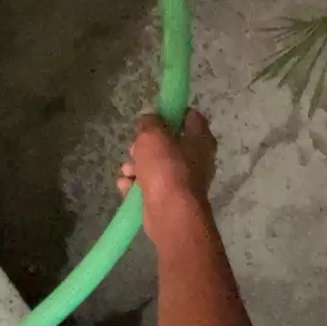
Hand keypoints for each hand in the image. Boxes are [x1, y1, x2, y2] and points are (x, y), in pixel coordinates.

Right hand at [119, 114, 217, 240]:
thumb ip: (149, 122)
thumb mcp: (153, 136)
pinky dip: (136, 185)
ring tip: (127, 171)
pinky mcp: (168, 198)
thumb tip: (148, 119)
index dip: (171, 113)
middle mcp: (196, 159)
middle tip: (134, 148)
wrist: (169, 212)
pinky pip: (148, 186)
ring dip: (136, 166)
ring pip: (155, 166)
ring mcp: (182, 181)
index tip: (153, 117)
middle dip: (145, 145)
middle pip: (168, 143)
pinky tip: (126, 185)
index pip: (190, 117)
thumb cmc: (166, 168)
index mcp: (200, 140)